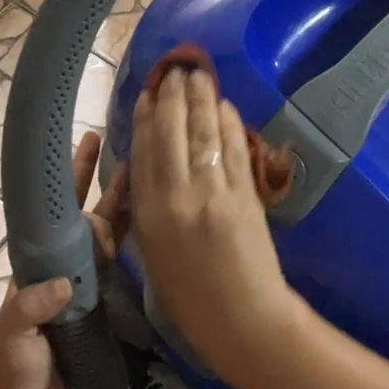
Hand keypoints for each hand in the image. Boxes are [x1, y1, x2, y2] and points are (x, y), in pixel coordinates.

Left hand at [0, 134, 122, 388]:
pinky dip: (133, 232)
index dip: (68, 177)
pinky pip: (119, 255)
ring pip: (105, 225)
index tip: (83, 144)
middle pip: (81, 207)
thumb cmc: (15, 367)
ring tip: (140, 167)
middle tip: (106, 136)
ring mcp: (85, 274)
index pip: (54, 209)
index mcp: (38, 260)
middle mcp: (63, 258)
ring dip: (120, 197)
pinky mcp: (103, 293)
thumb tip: (64, 282)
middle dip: (92, 172)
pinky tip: (151, 215)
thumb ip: (29, 309)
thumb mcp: (11, 338)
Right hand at [129, 68, 303, 376]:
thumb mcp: (152, 253)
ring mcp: (213, 192)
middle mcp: (177, 195)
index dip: (144, 117)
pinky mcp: (245, 195)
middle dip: (172, 96)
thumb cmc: (190, 296)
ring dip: (201, 99)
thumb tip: (150, 166)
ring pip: (203, 134)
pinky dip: (229, 124)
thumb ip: (148, 208)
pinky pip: (233, 150)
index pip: (144, 151)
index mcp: (149, 213)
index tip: (146, 92)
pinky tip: (225, 107)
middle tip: (174, 69)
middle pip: (171, 133)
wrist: (240, 319)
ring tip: (198, 75)